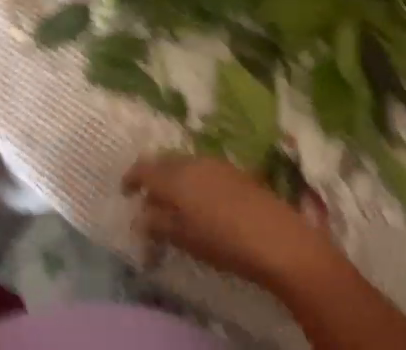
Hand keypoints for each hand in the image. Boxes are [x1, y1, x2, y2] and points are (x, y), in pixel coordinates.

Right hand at [122, 154, 332, 288]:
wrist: (280, 241)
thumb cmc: (224, 243)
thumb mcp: (184, 238)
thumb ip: (158, 224)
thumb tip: (141, 215)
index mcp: (174, 177)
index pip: (144, 169)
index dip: (131, 178)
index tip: (125, 192)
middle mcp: (192, 162)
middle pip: (164, 163)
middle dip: (154, 177)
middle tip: (149, 198)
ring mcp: (217, 164)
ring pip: (186, 164)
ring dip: (176, 178)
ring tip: (176, 202)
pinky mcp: (238, 173)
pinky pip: (205, 170)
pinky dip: (196, 181)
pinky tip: (203, 202)